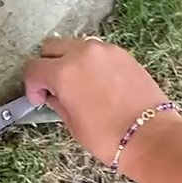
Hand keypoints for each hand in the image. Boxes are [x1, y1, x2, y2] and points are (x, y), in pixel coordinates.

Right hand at [22, 38, 177, 164]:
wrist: (150, 137)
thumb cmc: (108, 137)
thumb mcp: (73, 123)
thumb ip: (58, 102)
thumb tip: (52, 95)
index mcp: (64, 72)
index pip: (33, 68)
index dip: (32, 85)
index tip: (39, 98)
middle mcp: (82, 53)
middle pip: (51, 48)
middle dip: (48, 66)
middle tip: (54, 88)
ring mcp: (105, 50)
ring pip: (75, 46)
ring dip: (69, 61)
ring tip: (79, 86)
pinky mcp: (123, 54)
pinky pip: (97, 52)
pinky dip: (91, 63)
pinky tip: (99, 84)